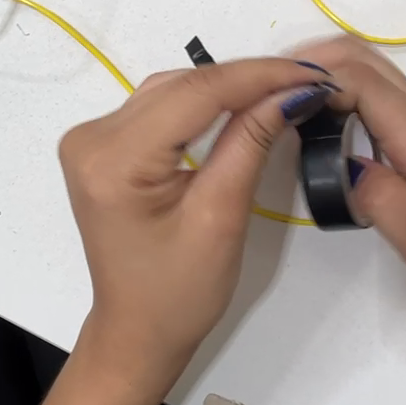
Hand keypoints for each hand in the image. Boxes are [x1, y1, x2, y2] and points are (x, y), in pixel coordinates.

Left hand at [58, 58, 334, 390]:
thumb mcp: (223, 215)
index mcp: (114, 160)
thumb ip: (251, 142)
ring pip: (174, 88)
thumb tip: (291, 91)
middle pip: (183, 85)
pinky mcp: (104, 143)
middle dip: (249, 79)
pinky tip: (242, 101)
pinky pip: (163, 104)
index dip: (259, 76)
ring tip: (284, 88)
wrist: (138, 330)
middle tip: (308, 80)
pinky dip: (206, 101)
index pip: (197, 93)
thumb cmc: (181, 291)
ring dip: (229, 86)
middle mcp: (92, 137)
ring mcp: (93, 137)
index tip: (313, 74)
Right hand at [292, 37, 405, 303]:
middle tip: (264, 91)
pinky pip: (367, 83)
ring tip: (278, 96)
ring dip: (320, 66)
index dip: (313, 80)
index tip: (272, 102)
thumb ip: (380, 199)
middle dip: (309, 60)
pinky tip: (310, 110)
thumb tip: (340, 163)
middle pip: (359, 55)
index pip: (358, 80)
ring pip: (363, 62)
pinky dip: (333, 81)